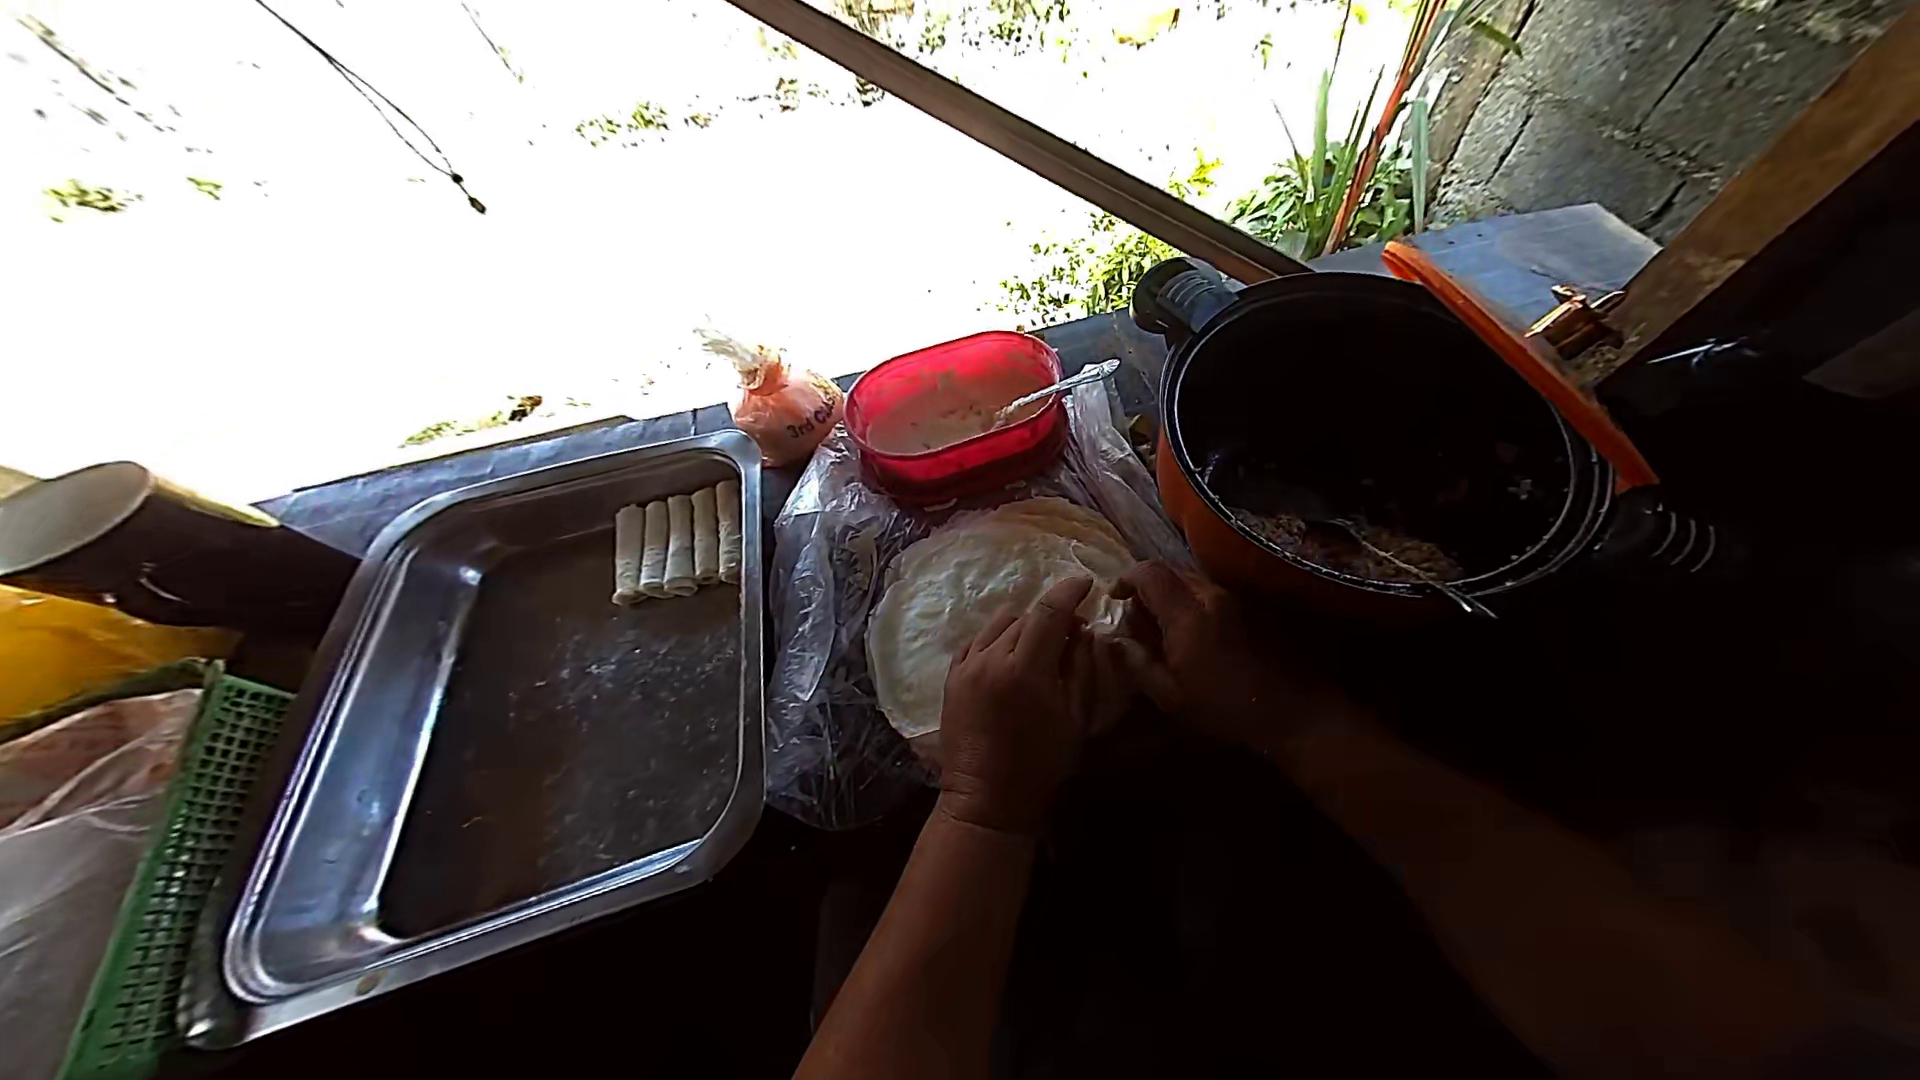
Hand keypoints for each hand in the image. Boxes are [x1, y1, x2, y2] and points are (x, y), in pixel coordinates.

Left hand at [937, 576, 1102, 835]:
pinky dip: (997, 639)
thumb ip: (1082, 667)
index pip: (1048, 611)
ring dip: (1023, 626)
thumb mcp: (1075, 718)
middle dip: (1052, 616)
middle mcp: (990, 658)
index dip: (1069, 591)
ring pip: (999, 623)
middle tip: (1071, 633)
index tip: (1085, 582)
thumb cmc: (1040, 763)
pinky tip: (1009, 655)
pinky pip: (976, 641)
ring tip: (1038, 646)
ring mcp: (966, 666)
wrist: (986, 798)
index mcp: (1024, 670)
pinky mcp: (952, 676)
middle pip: (1025, 616)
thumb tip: (1082, 631)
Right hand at [1109, 561, 1339, 749]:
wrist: (1296, 713)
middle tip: (1137, 615)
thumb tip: (1114, 641)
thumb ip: (1137, 663)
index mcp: (1188, 615)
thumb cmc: (1227, 709)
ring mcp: (1235, 597)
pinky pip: (1210, 590)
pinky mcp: (1251, 605)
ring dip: (1169, 592)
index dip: (1126, 579)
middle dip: (1146, 586)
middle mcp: (1212, 595)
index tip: (1115, 596)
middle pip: (1169, 569)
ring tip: (1162, 624)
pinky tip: (1192, 630)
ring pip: (1190, 578)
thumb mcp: (1171, 696)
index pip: (1149, 573)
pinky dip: (1190, 599)